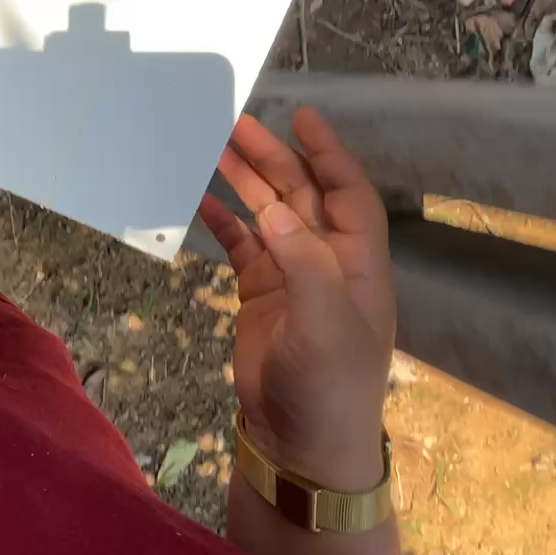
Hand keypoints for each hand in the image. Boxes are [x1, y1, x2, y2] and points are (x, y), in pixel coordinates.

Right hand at [199, 107, 394, 491]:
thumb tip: (274, 210)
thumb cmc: (328, 383)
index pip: (346, 194)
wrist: (300, 438)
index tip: (302, 116)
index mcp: (356, 263)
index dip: (328, 153)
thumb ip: (305, 264)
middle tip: (234, 125)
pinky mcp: (258, 292)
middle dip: (271, 159)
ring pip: (265, 215)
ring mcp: (290, 276)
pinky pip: (239, 245)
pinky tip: (198, 200)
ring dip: (242, 182)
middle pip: (299, 196)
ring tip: (212, 149)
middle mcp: (326, 261)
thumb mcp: (325, 324)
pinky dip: (221, 220)